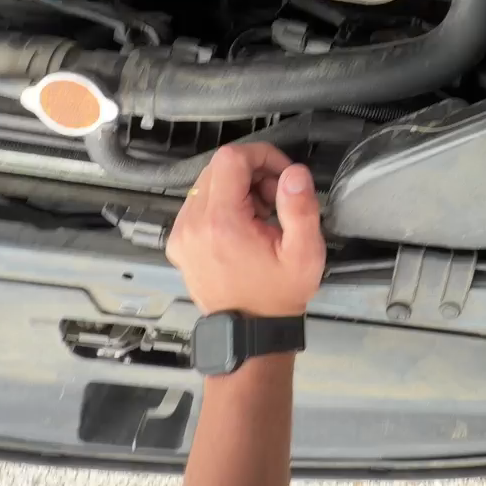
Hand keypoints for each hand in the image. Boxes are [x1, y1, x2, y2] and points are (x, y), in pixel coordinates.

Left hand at [166, 144, 325, 316]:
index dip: (263, 156)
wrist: (251, 329)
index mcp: (222, 223)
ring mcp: (181, 233)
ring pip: (209, 182)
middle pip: (218, 167)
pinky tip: (245, 225)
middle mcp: (192, 224)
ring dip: (239, 187)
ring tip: (263, 215)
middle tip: (276, 199)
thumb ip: (301, 207)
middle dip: (253, 172)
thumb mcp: (305, 251)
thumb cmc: (279, 293)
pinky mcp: (180, 241)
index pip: (232, 159)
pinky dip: (224, 203)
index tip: (283, 175)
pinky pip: (200, 202)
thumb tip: (294, 173)